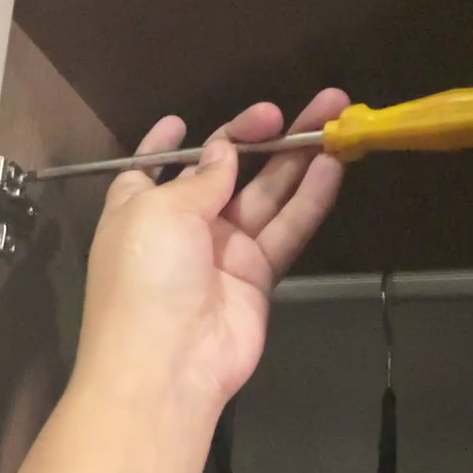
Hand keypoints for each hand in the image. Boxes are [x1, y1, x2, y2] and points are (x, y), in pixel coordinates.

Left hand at [70, 89, 349, 424]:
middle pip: (221, 174)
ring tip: (335, 115)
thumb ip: (199, 179)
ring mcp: (219, 254)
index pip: (149, 170)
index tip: (181, 120)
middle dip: (257, 138)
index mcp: (138, 210)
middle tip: (298, 108)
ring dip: (297, 159)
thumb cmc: (144, 277)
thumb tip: (221, 152)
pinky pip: (285, 230)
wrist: (165, 364)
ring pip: (263, 196)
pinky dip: (310, 198)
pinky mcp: (255, 278)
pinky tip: (334, 163)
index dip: (165, 144)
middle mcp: (178, 229)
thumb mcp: (159, 212)